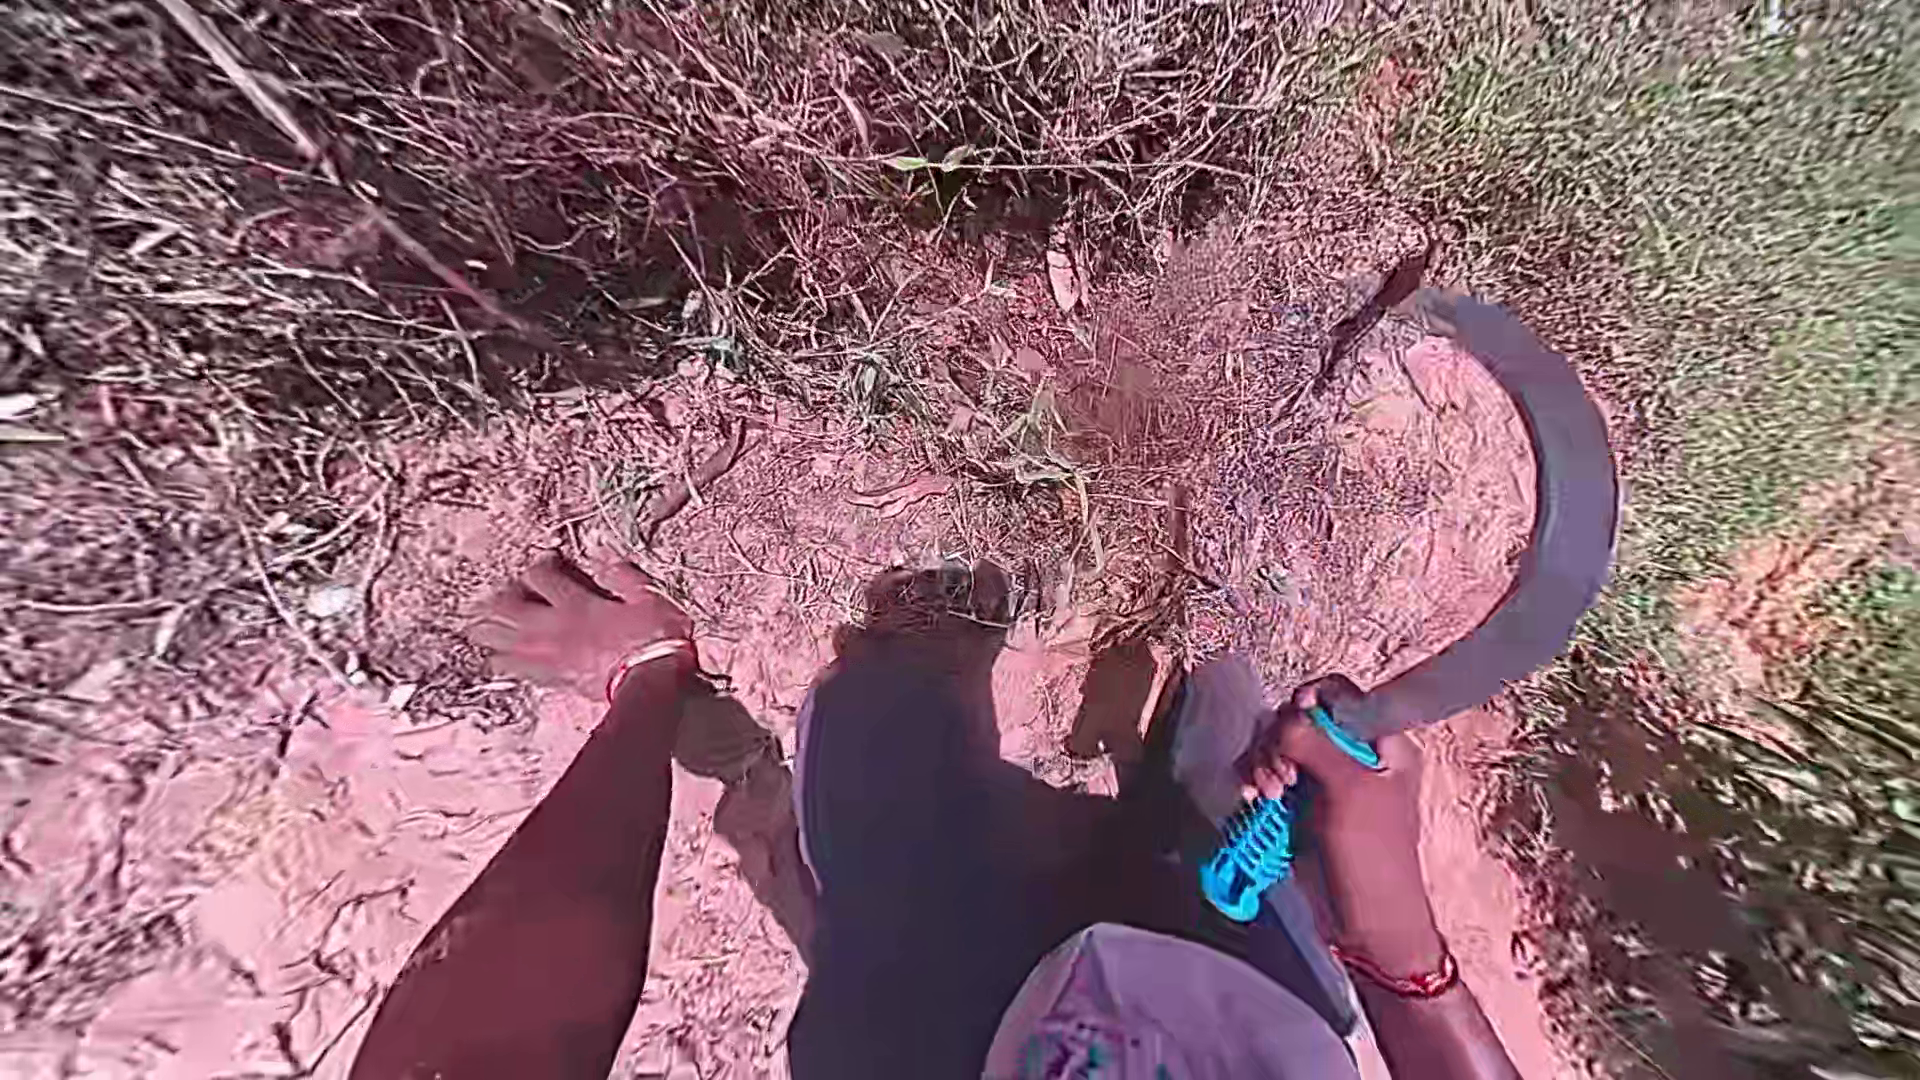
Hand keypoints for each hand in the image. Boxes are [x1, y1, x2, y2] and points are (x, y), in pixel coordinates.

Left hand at [471, 553, 692, 698]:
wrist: (652, 683)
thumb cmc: (654, 640)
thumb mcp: (648, 597)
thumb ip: (622, 575)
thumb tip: (603, 555)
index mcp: (576, 604)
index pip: (540, 576)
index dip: (541, 564)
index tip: (550, 561)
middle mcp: (552, 628)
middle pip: (502, 606)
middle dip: (502, 595)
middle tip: (516, 590)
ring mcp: (546, 655)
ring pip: (495, 639)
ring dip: (492, 626)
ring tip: (500, 620)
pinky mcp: (549, 678)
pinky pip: (509, 668)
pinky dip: (501, 658)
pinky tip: (508, 655)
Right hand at [1242, 676, 1441, 974]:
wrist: (1364, 921)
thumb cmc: (1371, 855)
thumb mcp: (1351, 791)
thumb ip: (1315, 744)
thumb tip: (1285, 716)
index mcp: (1380, 743)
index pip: (1340, 694)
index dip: (1312, 698)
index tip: (1297, 718)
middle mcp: (1349, 752)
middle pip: (1297, 717)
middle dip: (1280, 741)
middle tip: (1284, 775)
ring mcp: (1320, 775)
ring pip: (1275, 742)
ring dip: (1263, 763)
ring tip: (1268, 795)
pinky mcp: (1295, 796)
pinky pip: (1262, 768)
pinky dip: (1253, 778)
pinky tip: (1253, 798)